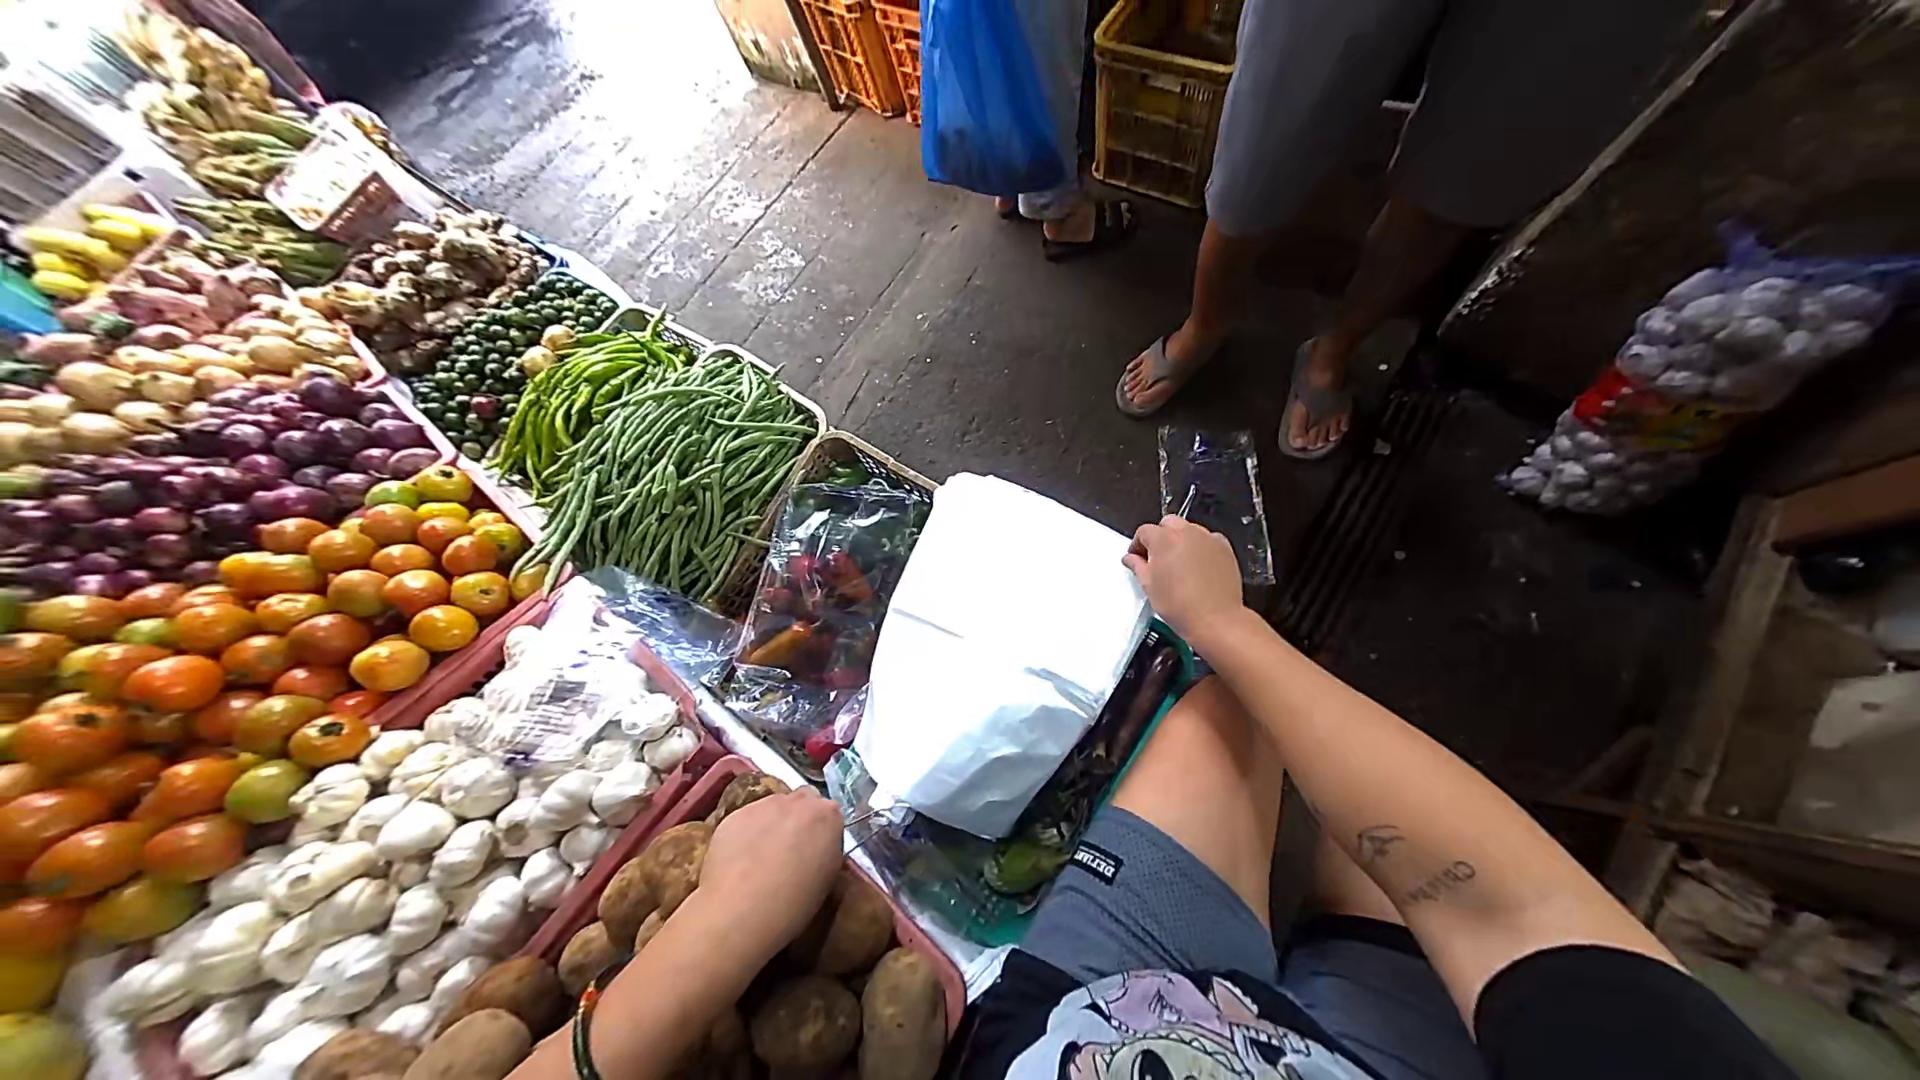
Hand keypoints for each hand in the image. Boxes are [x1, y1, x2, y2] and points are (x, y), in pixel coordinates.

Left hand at [698, 788, 844, 948]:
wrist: (742, 910)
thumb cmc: (795, 903)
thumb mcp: (827, 878)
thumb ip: (826, 851)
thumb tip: (816, 850)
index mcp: (829, 815)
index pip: (830, 814)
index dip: (820, 833)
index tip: (814, 851)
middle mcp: (799, 801)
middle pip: (802, 802)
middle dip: (798, 820)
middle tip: (789, 850)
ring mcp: (765, 804)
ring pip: (772, 809)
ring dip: (771, 825)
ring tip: (759, 859)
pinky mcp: (735, 814)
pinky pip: (746, 821)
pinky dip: (745, 835)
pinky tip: (738, 861)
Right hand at [1123, 515, 1246, 644]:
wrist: (1215, 619)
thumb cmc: (1183, 606)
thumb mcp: (1149, 586)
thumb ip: (1137, 566)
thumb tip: (1132, 559)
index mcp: (1163, 539)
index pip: (1144, 531)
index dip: (1137, 544)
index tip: (1137, 556)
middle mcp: (1187, 533)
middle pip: (1167, 524)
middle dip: (1160, 537)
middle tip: (1156, 558)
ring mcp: (1208, 539)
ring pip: (1189, 530)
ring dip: (1180, 540)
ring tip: (1178, 564)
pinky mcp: (1225, 549)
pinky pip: (1208, 540)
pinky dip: (1200, 547)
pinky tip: (1196, 566)